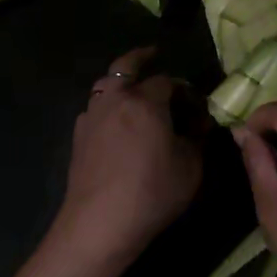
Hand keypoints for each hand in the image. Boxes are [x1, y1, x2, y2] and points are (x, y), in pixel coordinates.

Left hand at [55, 48, 206, 264]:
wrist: (100, 222)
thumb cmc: (152, 192)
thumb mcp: (191, 168)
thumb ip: (197, 140)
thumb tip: (198, 125)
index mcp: (145, 102)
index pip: (168, 81)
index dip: (185, 89)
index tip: (195, 105)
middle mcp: (115, 100)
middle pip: (126, 66)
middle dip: (142, 57)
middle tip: (153, 54)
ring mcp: (92, 116)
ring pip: (105, 85)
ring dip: (120, 81)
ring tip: (133, 90)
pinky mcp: (78, 136)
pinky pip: (95, 108)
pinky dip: (107, 105)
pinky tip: (115, 122)